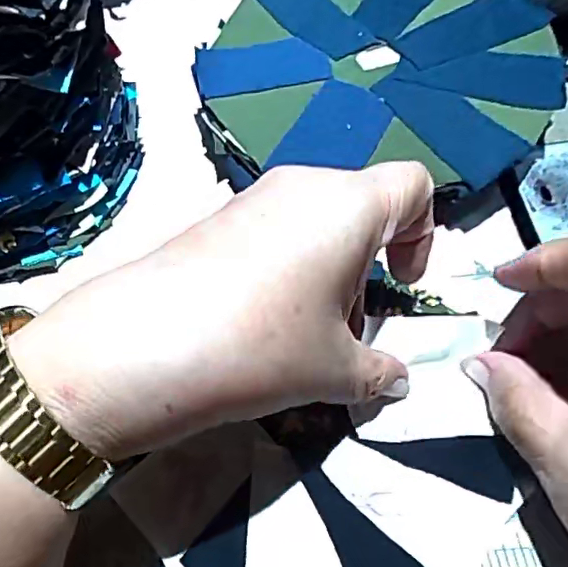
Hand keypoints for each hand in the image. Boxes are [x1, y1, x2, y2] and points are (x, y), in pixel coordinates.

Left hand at [6, 163, 434, 459]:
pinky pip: (275, 232)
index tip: (401, 283)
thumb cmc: (265, 347)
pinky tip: (262, 322)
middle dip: (370, 267)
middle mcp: (304, 185)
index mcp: (349, 205)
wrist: (145, 346)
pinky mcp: (216, 218)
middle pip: (362, 208)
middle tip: (349, 328)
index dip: (422, 233)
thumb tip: (398, 381)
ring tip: (304, 335)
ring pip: (317, 223)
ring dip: (328, 273)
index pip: (414, 185)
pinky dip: (288, 269)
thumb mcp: (335, 370)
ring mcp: (254, 197)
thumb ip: (379, 372)